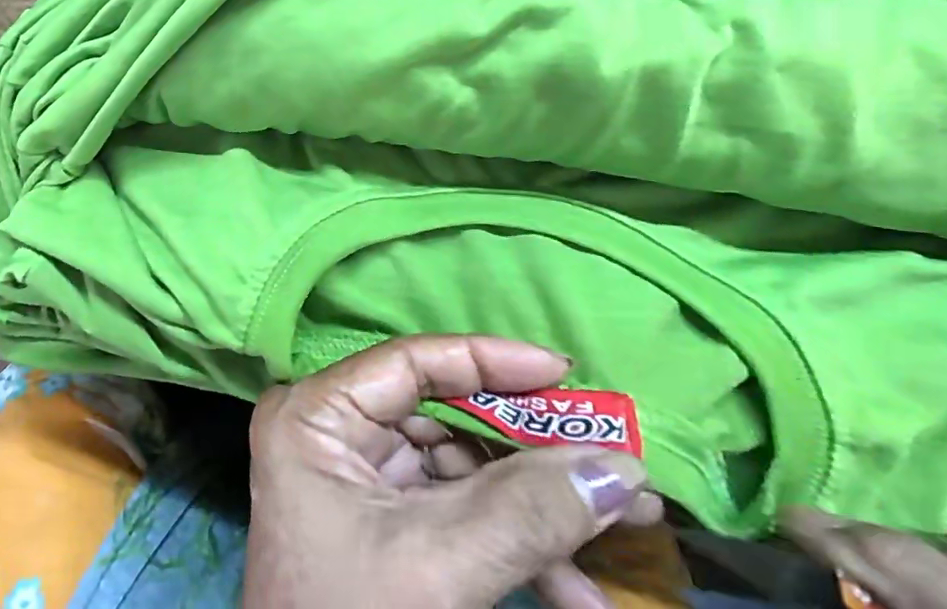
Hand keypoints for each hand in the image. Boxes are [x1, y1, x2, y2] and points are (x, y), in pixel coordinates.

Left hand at [244, 335, 662, 608]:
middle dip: (536, 451)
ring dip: (542, 507)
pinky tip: (578, 589)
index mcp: (319, 416)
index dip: (493, 360)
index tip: (564, 372)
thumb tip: (622, 467)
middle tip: (613, 456)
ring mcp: (364, 479)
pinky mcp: (389, 524)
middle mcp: (338, 432)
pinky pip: (461, 514)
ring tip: (626, 521)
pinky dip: (517, 546)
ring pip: (467, 470)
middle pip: (452, 417)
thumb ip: (528, 512)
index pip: (415, 362)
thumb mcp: (437, 566)